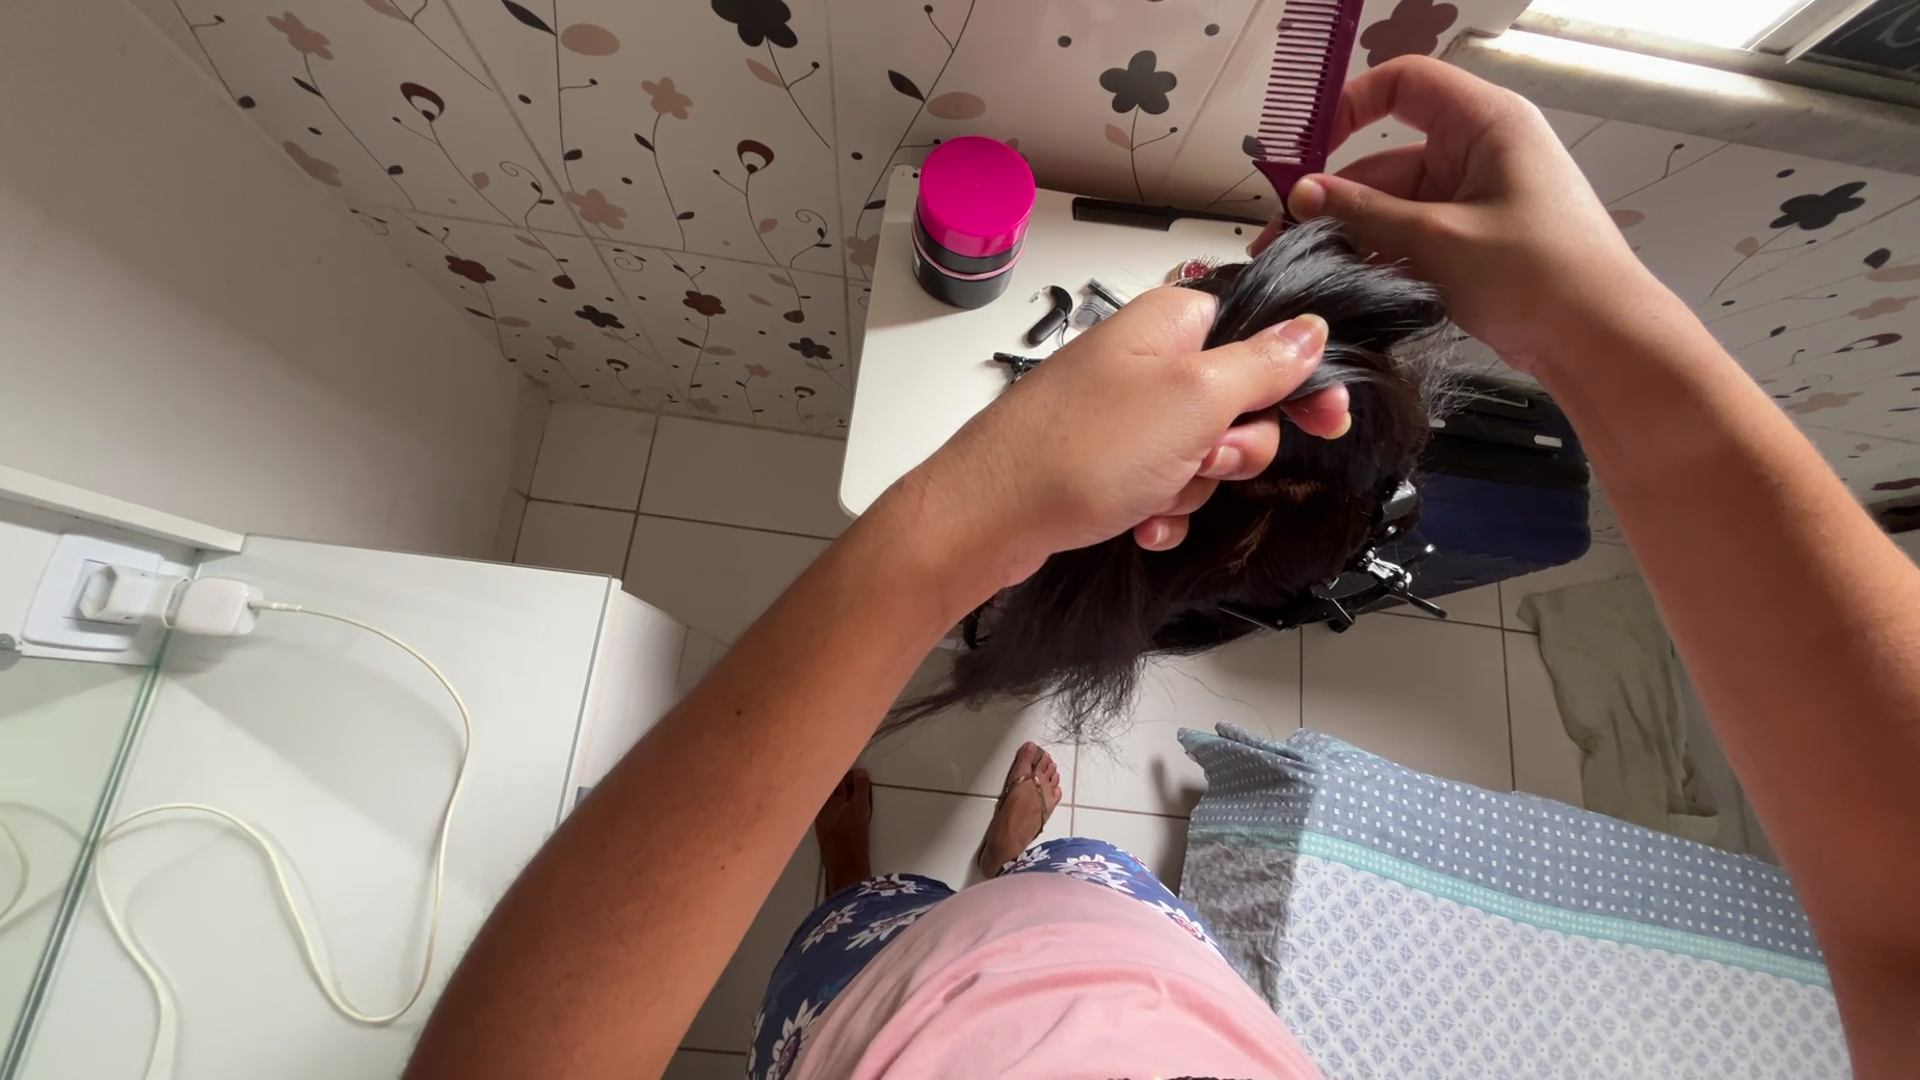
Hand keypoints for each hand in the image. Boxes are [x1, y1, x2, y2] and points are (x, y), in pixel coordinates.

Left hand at [900, 285, 1346, 590]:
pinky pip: (1163, 490)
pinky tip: (1138, 525)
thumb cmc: (1081, 450)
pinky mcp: (1105, 467)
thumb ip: (1261, 363)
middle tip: (1203, 457)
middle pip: (1236, 402)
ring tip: (1150, 493)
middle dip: (1231, 446)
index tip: (1324, 418)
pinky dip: (1159, 513)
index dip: (1297, 377)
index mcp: (1170, 324)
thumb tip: (1309, 330)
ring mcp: (1123, 421)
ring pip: (1201, 456)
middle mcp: (1145, 366)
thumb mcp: (1192, 398)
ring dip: (1189, 487)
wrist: (992, 518)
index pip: (1262, 332)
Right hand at [1250, 56, 1663, 374]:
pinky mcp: (1458, 239)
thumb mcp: (1436, 238)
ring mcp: (1464, 199)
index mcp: (1483, 123)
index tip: (1303, 152)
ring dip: (1347, 236)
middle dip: (1331, 200)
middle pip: (1381, 161)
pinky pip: (1399, 236)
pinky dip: (1370, 256)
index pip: (1403, 83)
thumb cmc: (1536, 272)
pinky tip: (1340, 282)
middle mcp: (1472, 153)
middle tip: (1282, 240)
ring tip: (1305, 270)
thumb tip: (1300, 194)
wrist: (1592, 334)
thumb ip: (1363, 213)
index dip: (1348, 106)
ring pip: (1384, 206)